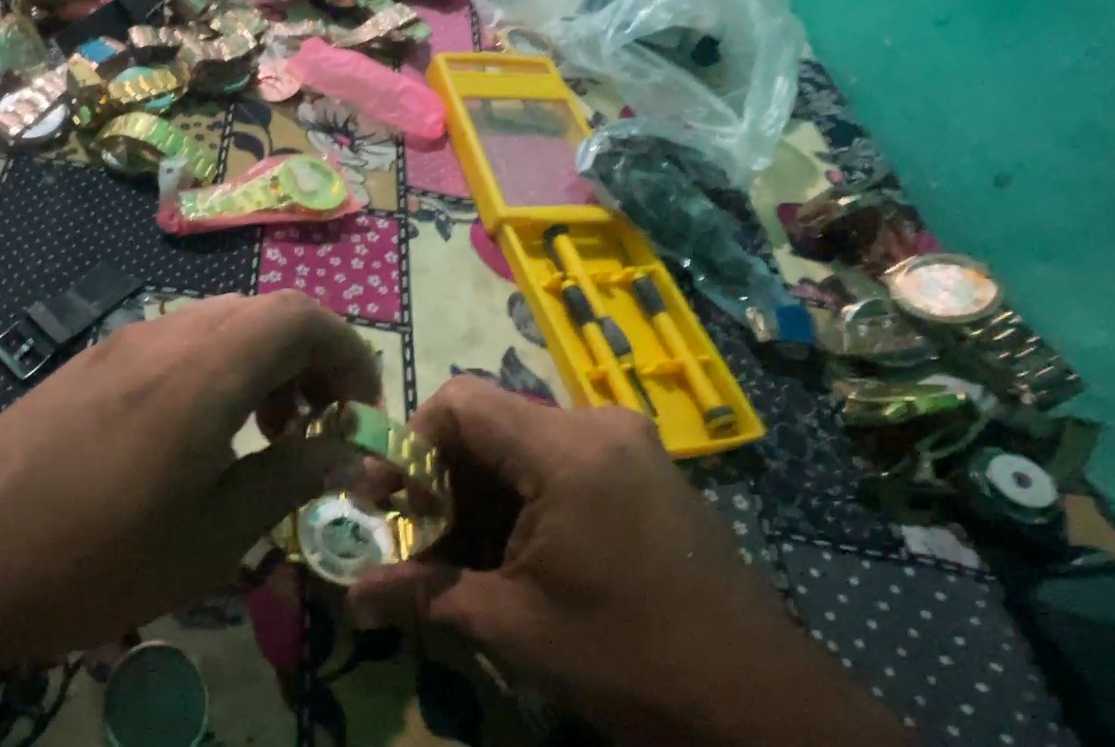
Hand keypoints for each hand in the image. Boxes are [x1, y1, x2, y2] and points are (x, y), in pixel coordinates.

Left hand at [0, 291, 379, 670]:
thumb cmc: (97, 559)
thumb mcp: (214, 535)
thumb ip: (291, 477)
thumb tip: (351, 453)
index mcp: (206, 367)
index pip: (301, 316)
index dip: (348, 353)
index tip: (360, 413)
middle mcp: (166, 333)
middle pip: (263, 313)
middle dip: (309, 360)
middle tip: (317, 429)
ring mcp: (122, 341)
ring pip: (219, 324)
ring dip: (261, 364)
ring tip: (264, 434)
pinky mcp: (92, 362)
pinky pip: (176, 343)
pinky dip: (214, 370)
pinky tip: (200, 435)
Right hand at [347, 378, 907, 746]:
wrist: (765, 711)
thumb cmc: (632, 660)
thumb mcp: (515, 625)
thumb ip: (423, 594)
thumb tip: (348, 595)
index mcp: (569, 448)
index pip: (458, 403)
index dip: (409, 445)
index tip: (384, 501)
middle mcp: (598, 425)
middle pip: (486, 423)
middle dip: (439, 480)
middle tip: (414, 539)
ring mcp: (627, 445)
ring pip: (518, 444)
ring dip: (476, 493)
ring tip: (455, 555)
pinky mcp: (641, 471)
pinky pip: (556, 462)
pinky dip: (517, 498)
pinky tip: (508, 554)